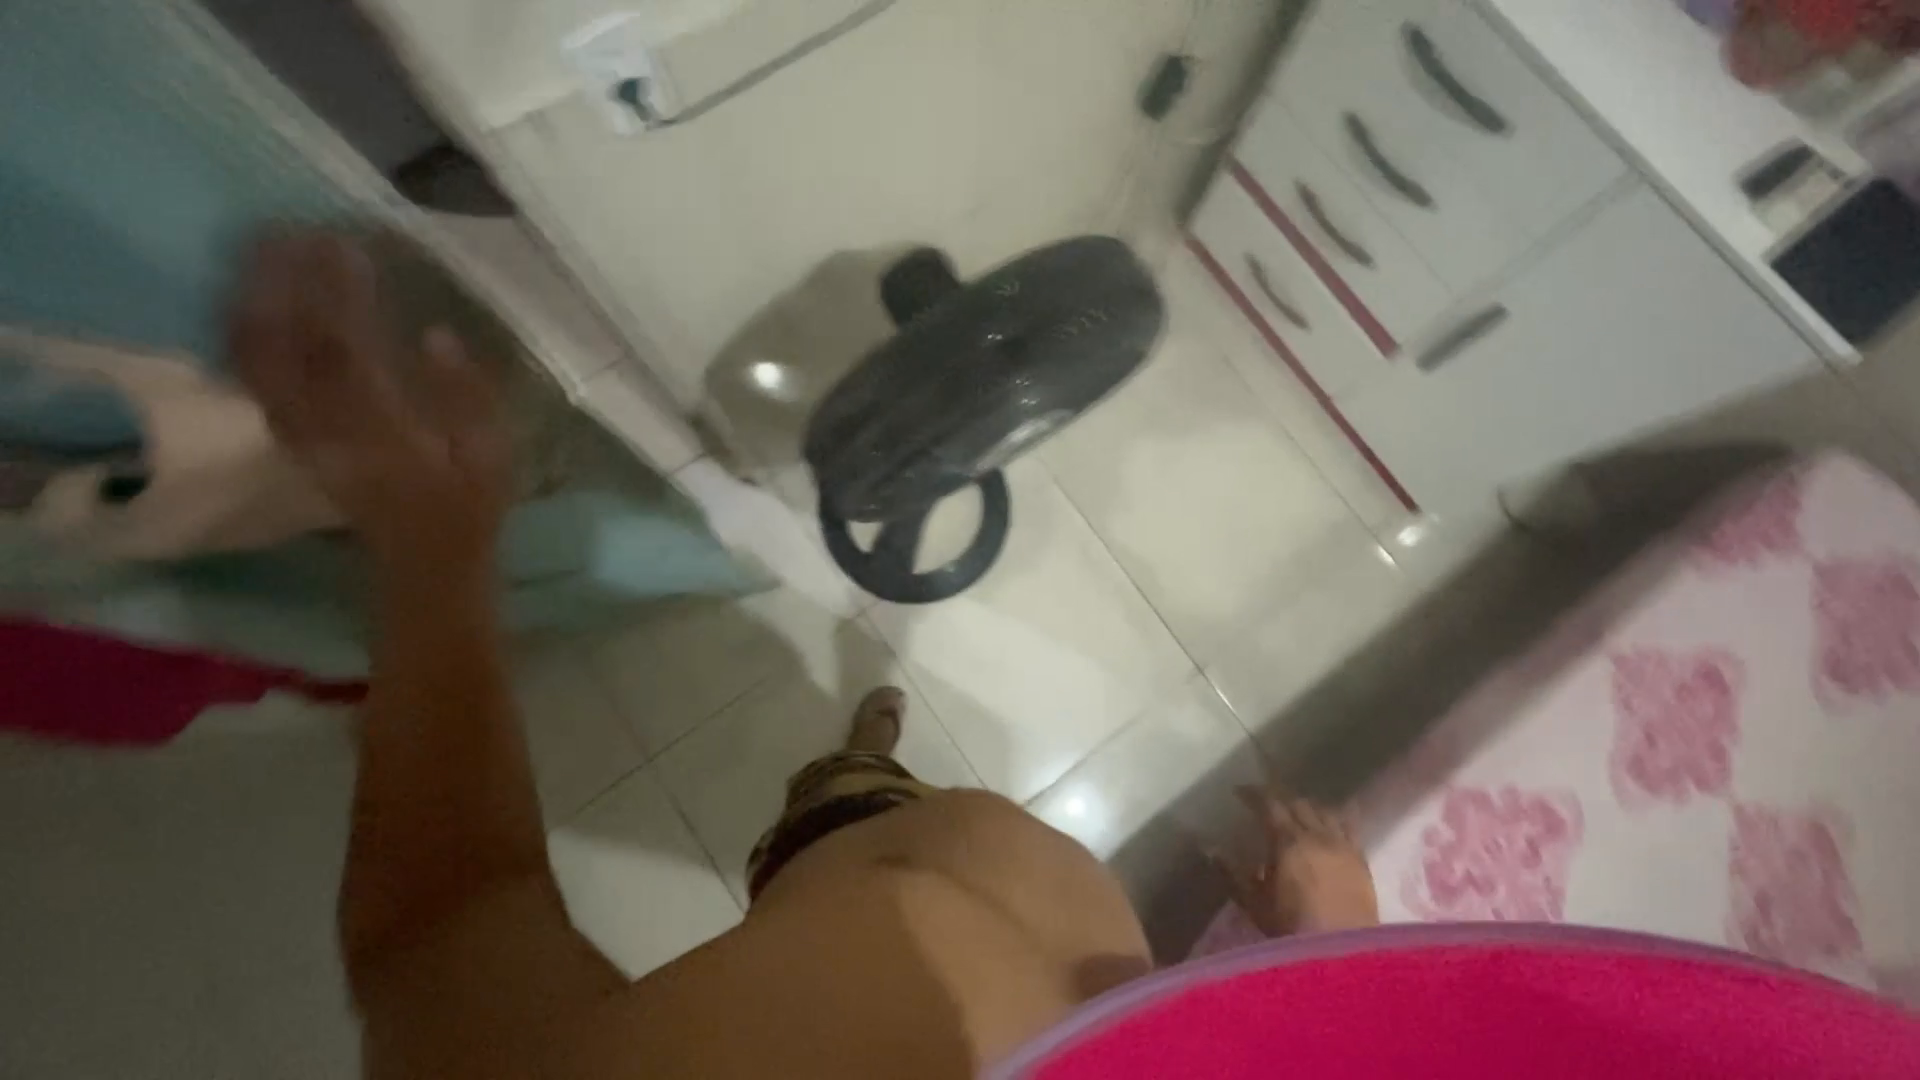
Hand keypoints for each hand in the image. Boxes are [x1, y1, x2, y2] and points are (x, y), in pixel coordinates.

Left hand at [230, 232, 511, 579]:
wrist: (425, 563)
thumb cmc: (470, 508)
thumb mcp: (491, 458)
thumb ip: (469, 398)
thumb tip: (438, 335)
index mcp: (381, 430)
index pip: (344, 349)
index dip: (337, 294)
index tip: (344, 245)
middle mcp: (325, 427)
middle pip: (278, 344)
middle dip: (277, 281)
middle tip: (289, 230)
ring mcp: (300, 433)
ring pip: (252, 357)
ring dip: (251, 299)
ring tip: (265, 254)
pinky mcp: (292, 438)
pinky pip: (252, 377)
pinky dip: (245, 332)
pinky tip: (257, 302)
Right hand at [1217, 787, 1379, 937]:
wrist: (1344, 955)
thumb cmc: (1293, 929)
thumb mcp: (1254, 903)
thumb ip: (1232, 873)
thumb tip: (1211, 850)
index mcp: (1288, 841)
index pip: (1269, 804)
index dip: (1253, 794)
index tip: (1239, 792)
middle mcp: (1317, 835)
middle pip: (1298, 803)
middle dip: (1279, 796)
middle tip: (1264, 800)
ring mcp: (1343, 845)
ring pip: (1324, 810)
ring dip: (1307, 805)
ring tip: (1296, 810)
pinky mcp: (1361, 860)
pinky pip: (1349, 827)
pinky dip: (1335, 818)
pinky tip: (1329, 822)